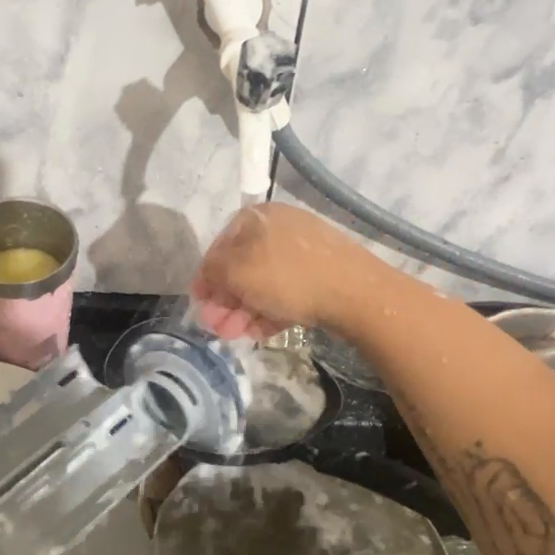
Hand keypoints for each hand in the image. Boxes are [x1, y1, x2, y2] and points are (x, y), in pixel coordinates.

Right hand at [189, 204, 383, 338]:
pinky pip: (286, 293)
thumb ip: (212, 271)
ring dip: (244, 311)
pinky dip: (269, 312)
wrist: (355, 293)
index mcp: (257, 217)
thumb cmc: (288, 276)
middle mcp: (279, 228)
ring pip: (263, 283)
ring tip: (236, 337)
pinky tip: (260, 333)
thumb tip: (206, 276)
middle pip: (242, 268)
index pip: (219, 246)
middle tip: (217, 329)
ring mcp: (303, 251)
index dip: (205, 278)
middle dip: (225, 301)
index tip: (199, 306)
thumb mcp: (237, 271)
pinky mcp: (321, 275)